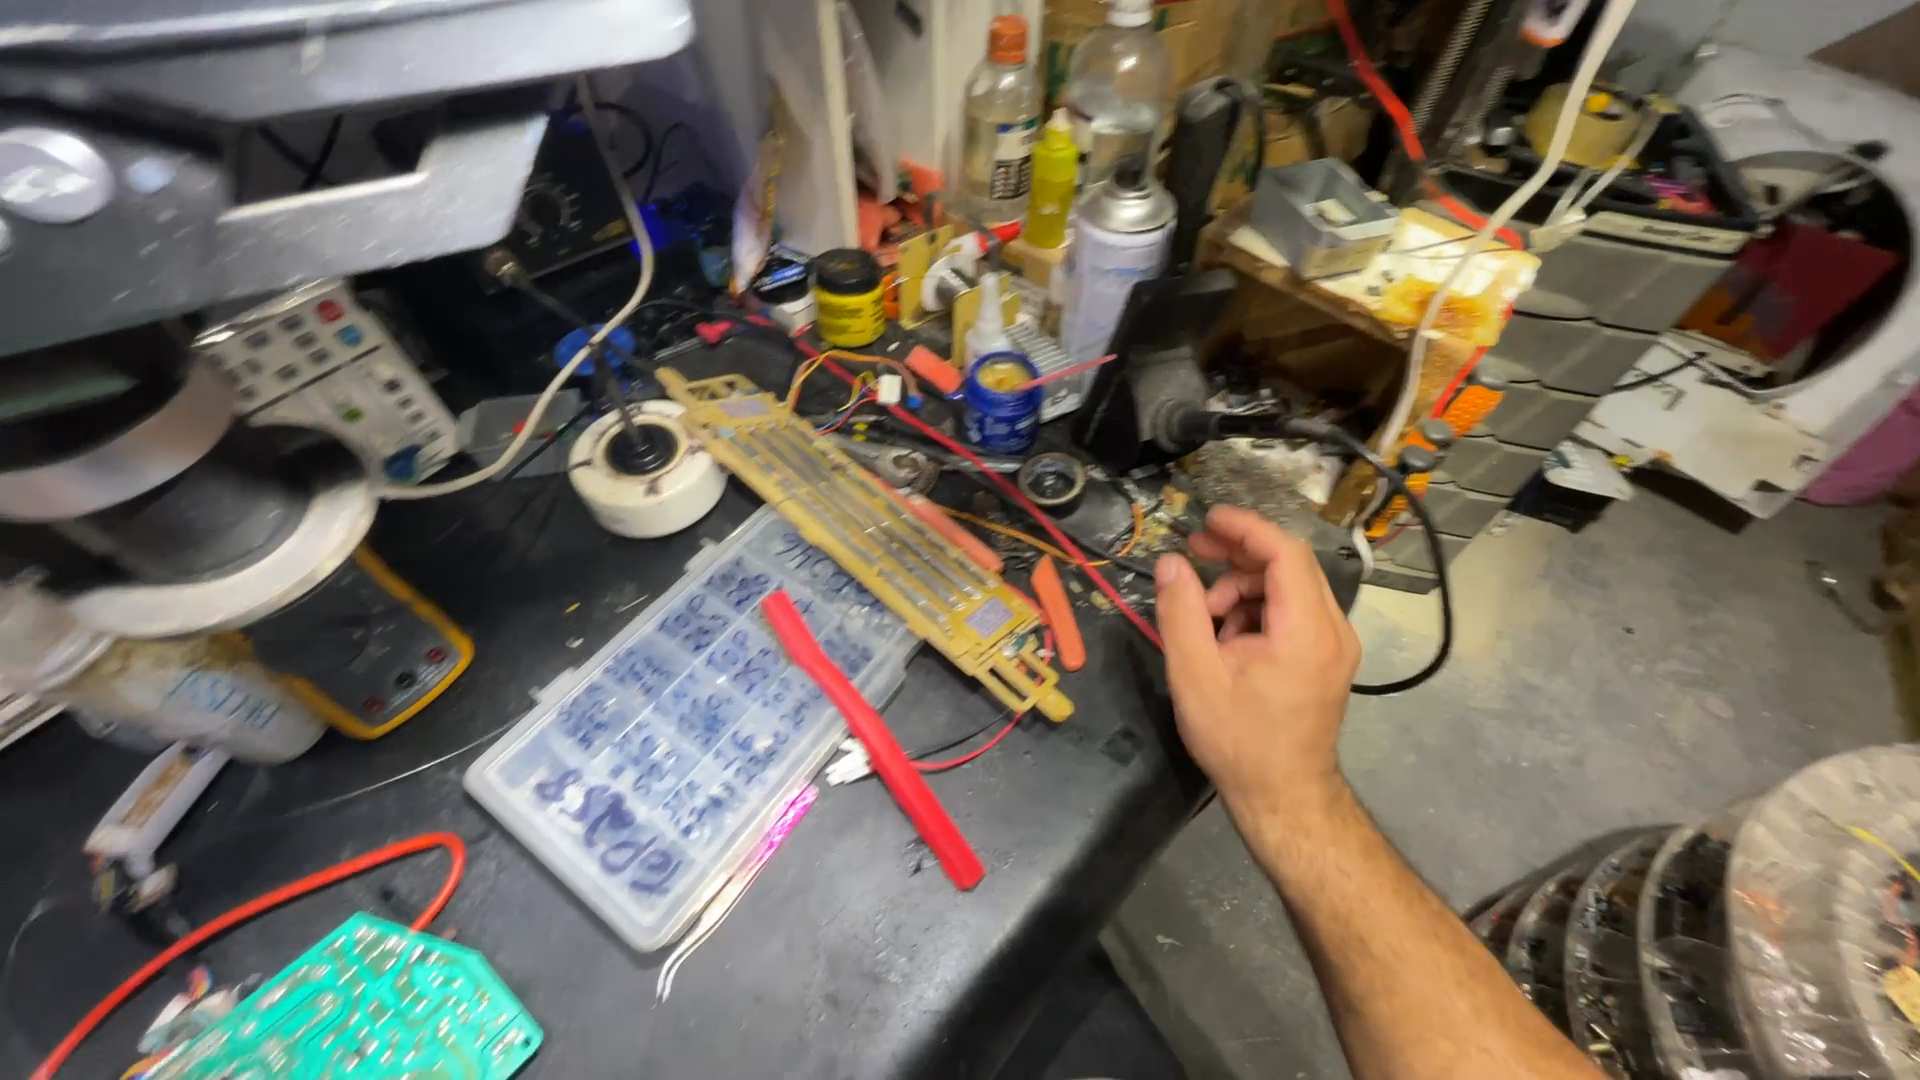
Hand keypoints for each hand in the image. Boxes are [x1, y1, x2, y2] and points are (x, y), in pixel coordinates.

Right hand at [1154, 505, 1360, 824]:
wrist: (1282, 796)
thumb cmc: (1237, 739)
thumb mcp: (1194, 674)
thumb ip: (1180, 611)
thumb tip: (1170, 563)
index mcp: (1306, 630)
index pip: (1285, 553)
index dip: (1245, 527)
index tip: (1207, 519)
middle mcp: (1333, 630)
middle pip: (1289, 565)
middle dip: (1237, 554)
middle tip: (1193, 554)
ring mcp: (1334, 645)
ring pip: (1288, 588)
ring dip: (1242, 587)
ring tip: (1204, 617)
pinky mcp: (1326, 658)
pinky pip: (1292, 613)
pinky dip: (1256, 610)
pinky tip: (1226, 637)